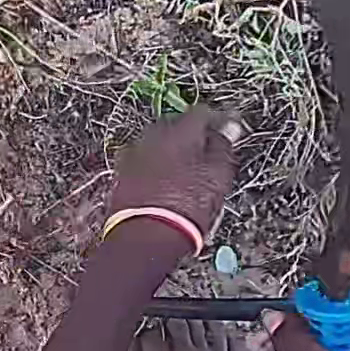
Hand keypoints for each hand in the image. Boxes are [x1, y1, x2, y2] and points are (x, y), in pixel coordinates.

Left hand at [105, 105, 240, 236]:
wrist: (146, 237)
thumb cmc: (187, 205)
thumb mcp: (218, 175)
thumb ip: (223, 146)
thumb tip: (228, 127)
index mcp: (180, 132)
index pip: (202, 113)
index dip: (217, 121)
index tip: (226, 130)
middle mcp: (152, 137)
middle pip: (175, 126)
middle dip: (191, 135)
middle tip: (205, 152)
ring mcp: (133, 156)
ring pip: (157, 145)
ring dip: (171, 152)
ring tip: (185, 172)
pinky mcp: (121, 176)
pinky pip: (143, 163)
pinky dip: (155, 168)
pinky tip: (164, 184)